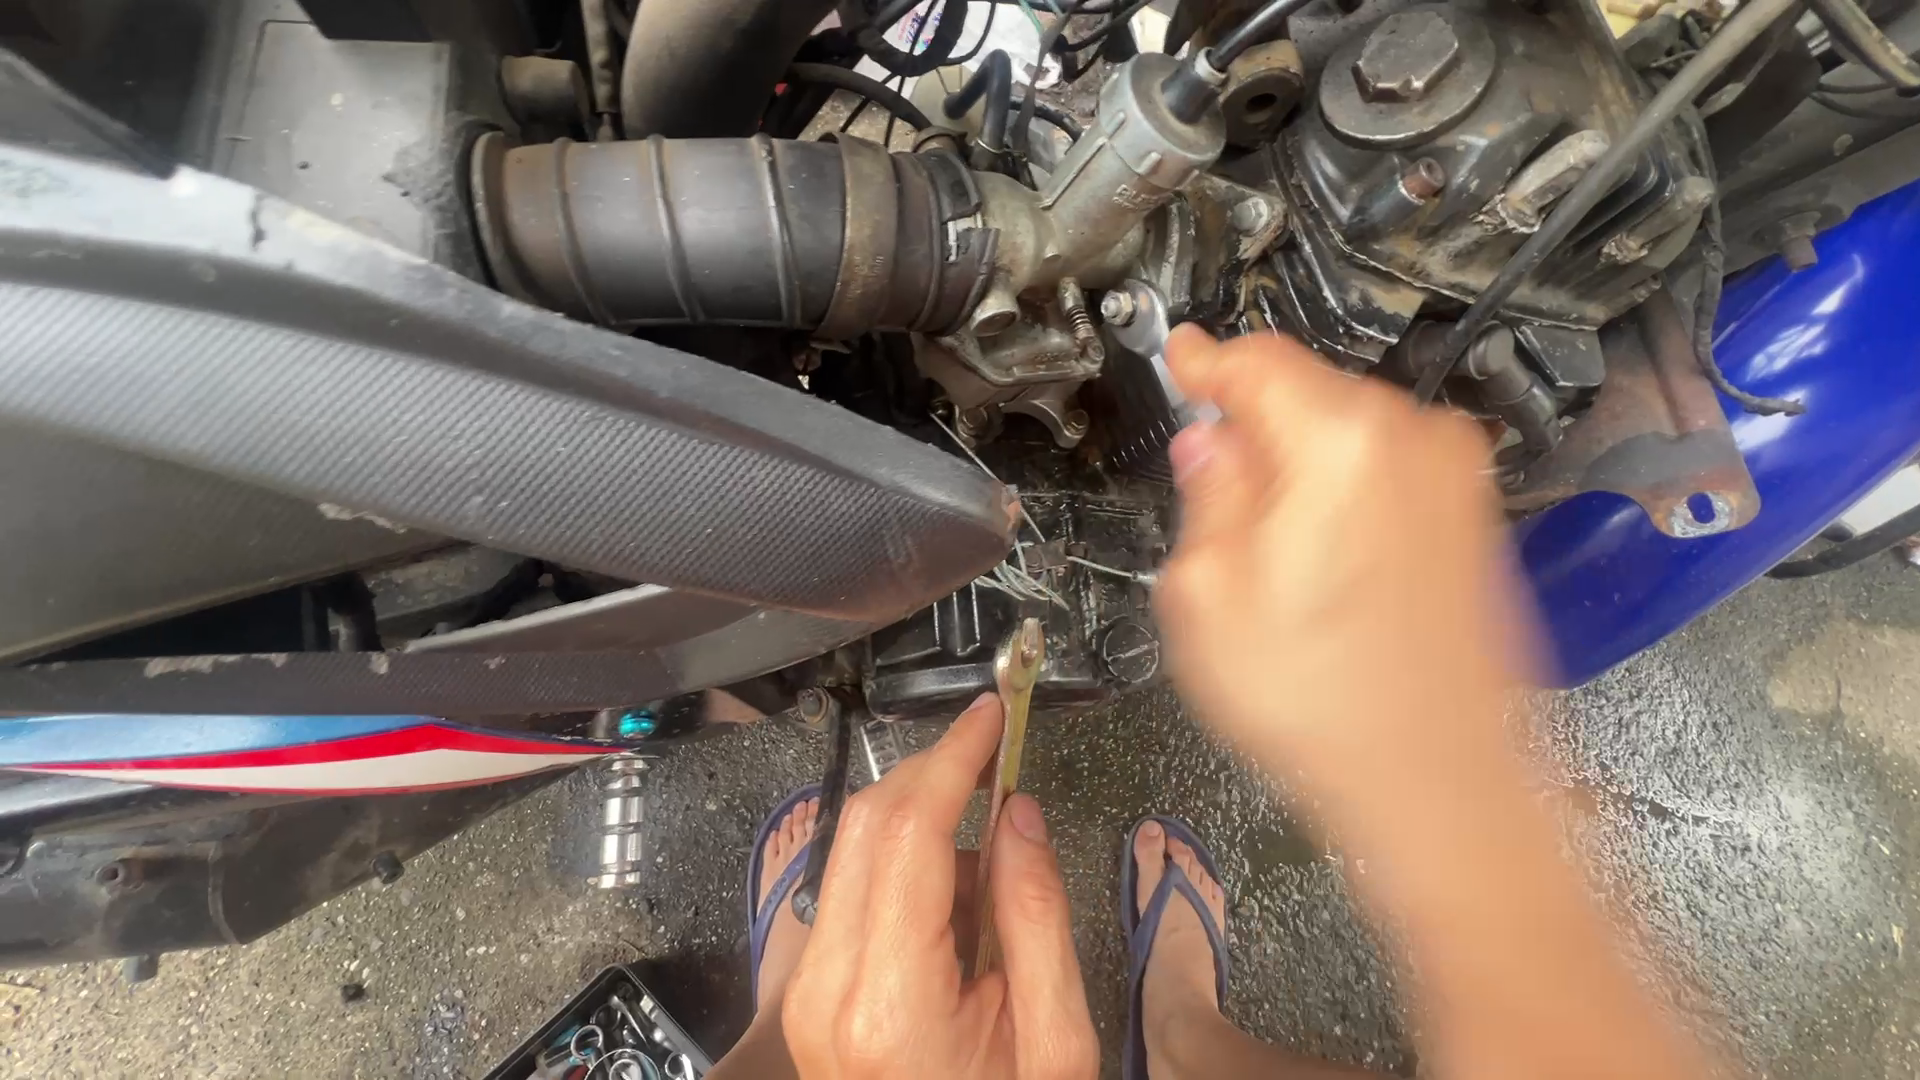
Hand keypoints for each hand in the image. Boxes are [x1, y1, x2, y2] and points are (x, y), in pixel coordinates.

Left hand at [781, 694, 1097, 1079]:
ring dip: (925, 818)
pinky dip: (907, 858)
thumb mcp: (1055, 1041)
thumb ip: (1036, 913)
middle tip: (995, 759)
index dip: (953, 755)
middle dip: (936, 770)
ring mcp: (809, 983)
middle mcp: (829, 982)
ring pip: (857, 842)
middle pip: (871, 821)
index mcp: (891, 1001)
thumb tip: (1017, 811)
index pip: (909, 832)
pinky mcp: (811, 981)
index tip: (991, 715)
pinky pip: (855, 880)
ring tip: (988, 868)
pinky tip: (955, 900)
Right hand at [1153, 326, 1539, 779]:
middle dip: (1246, 422)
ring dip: (1289, 460)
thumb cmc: (1321, 702)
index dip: (1203, 359)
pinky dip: (1334, 487)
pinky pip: (1380, 470)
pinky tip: (1311, 559)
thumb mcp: (1206, 593)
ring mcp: (1452, 480)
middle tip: (1205, 475)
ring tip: (1259, 542)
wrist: (1438, 785)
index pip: (1255, 362)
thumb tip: (1208, 449)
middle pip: (1303, 392)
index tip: (1181, 354)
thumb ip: (1205, 497)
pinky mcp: (1468, 519)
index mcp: (1337, 447)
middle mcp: (1410, 444)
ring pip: (1342, 432)